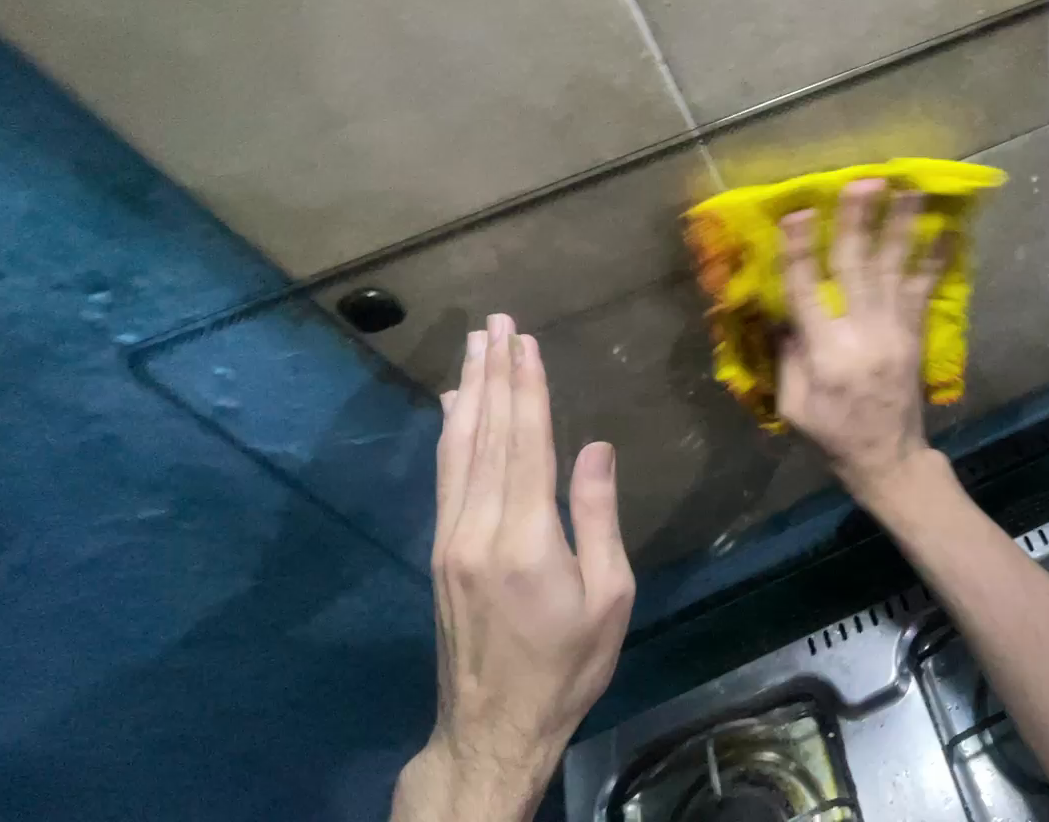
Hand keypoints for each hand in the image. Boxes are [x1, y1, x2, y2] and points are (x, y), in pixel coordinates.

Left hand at [394, 314, 634, 821]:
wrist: (495, 726)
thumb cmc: (569, 661)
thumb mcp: (608, 594)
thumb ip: (597, 515)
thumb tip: (594, 447)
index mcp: (526, 536)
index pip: (527, 442)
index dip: (528, 388)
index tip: (526, 341)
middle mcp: (479, 527)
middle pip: (489, 434)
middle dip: (496, 374)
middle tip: (496, 323)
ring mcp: (451, 538)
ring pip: (460, 449)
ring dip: (471, 393)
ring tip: (474, 348)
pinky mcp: (440, 551)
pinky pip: (446, 477)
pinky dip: (451, 433)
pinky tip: (454, 409)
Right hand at [777, 179, 952, 507]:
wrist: (888, 458)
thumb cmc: (832, 435)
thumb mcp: (793, 405)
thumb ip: (788, 355)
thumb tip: (782, 309)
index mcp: (826, 353)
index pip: (806, 292)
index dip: (799, 251)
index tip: (798, 213)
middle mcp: (863, 334)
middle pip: (857, 268)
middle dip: (859, 222)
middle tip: (865, 180)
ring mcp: (895, 332)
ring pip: (896, 269)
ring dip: (903, 226)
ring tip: (912, 188)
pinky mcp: (915, 334)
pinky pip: (925, 290)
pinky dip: (936, 259)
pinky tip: (948, 230)